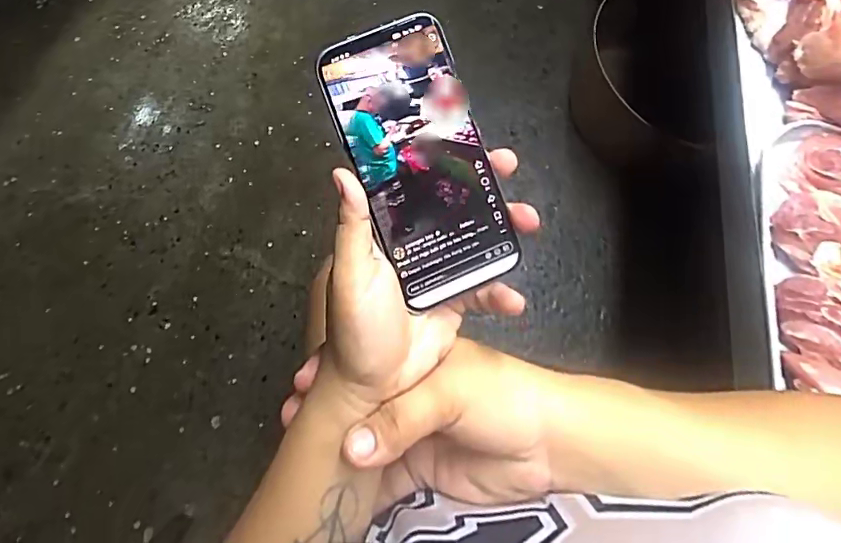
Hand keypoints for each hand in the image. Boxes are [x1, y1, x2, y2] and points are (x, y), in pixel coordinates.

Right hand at [304, 339, 557, 505]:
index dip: (330, 367)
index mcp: (411, 356)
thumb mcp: (447, 393)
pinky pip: (380, 474)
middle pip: (357, 399)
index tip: (300, 383)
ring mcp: (410, 427)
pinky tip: (335, 484)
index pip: (362, 359)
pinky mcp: (417, 465)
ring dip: (337, 443)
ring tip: (303, 450)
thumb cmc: (501, 394)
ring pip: (364, 435)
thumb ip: (400, 418)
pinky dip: (359, 480)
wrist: (548, 445)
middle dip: (324, 408)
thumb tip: (352, 446)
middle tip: (292, 418)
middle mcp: (404, 388)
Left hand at [315, 148, 530, 410]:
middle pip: (452, 201)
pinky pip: (484, 287)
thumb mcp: (351, 270)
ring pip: (475, 236)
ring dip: (505, 226)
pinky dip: (501, 291)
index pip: (414, 181)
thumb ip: (351, 224)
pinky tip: (513, 300)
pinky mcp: (454, 298)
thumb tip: (342, 173)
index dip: (437, 157)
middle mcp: (413, 240)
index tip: (462, 139)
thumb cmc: (352, 326)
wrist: (373, 387)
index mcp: (386, 226)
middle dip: (482, 181)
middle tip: (507, 166)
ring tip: (528, 220)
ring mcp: (436, 268)